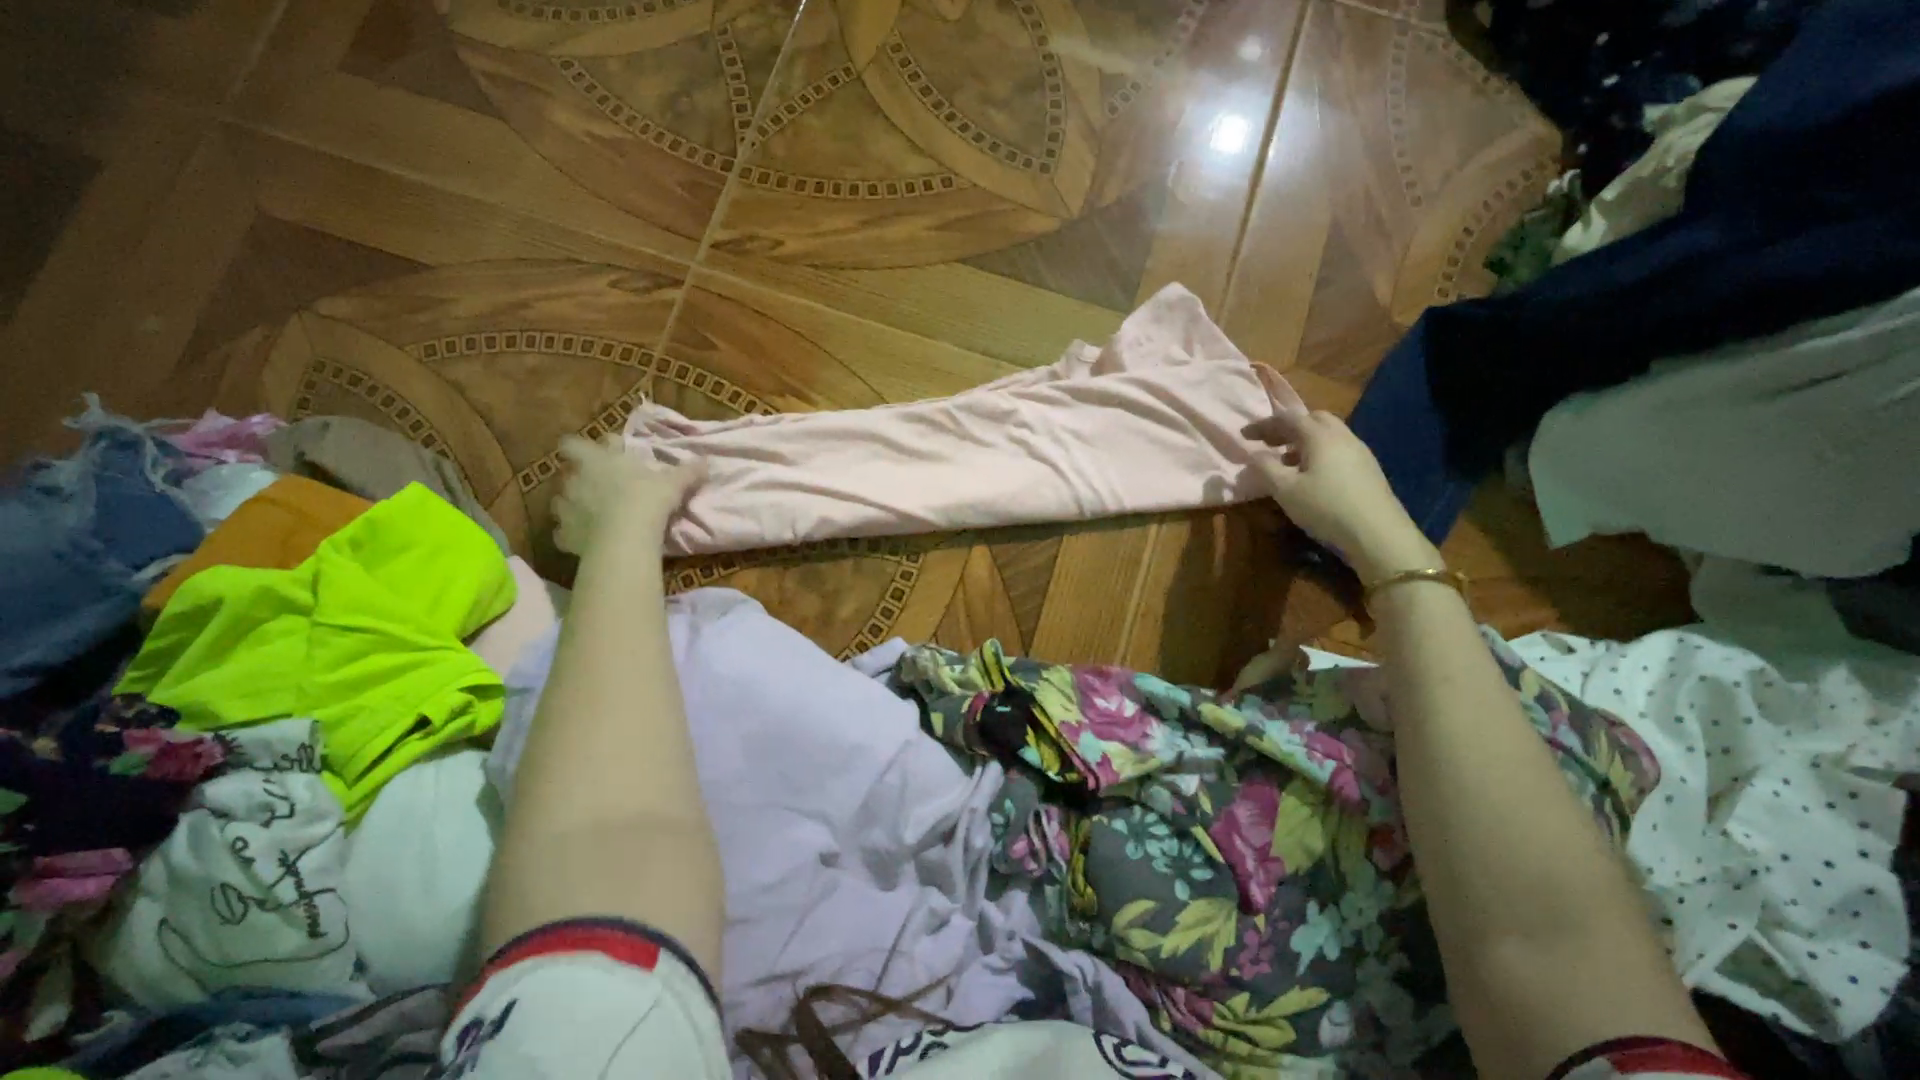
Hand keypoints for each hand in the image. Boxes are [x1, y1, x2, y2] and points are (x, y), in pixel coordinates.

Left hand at [551, 435, 705, 554]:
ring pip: (560, 502)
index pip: (573, 443)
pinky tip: (585, 540)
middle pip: (567, 473)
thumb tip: (706, 462)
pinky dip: (571, 535)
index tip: (594, 453)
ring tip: (590, 514)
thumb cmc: (646, 500)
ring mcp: (566, 509)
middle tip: (600, 487)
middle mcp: (574, 480)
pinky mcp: (565, 536)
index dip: (580, 447)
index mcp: (595, 460)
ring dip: (572, 506)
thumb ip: (688, 472)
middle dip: (580, 479)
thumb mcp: (673, 484)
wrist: (626, 539)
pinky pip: (562, 534)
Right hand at [1245, 410, 1441, 580]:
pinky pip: (1339, 449)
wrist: (1377, 533)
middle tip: (1270, 444)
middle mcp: (1342, 436)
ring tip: (1288, 463)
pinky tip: (1313, 477)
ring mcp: (1359, 451)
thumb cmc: (1325, 508)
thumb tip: (1255, 454)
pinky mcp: (1369, 468)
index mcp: (1320, 436)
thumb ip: (1265, 468)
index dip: (1264, 424)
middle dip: (1288, 427)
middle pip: (1313, 419)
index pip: (1287, 418)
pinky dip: (1320, 453)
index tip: (1244, 435)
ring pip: (1328, 435)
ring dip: (1304, 441)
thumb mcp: (1285, 490)